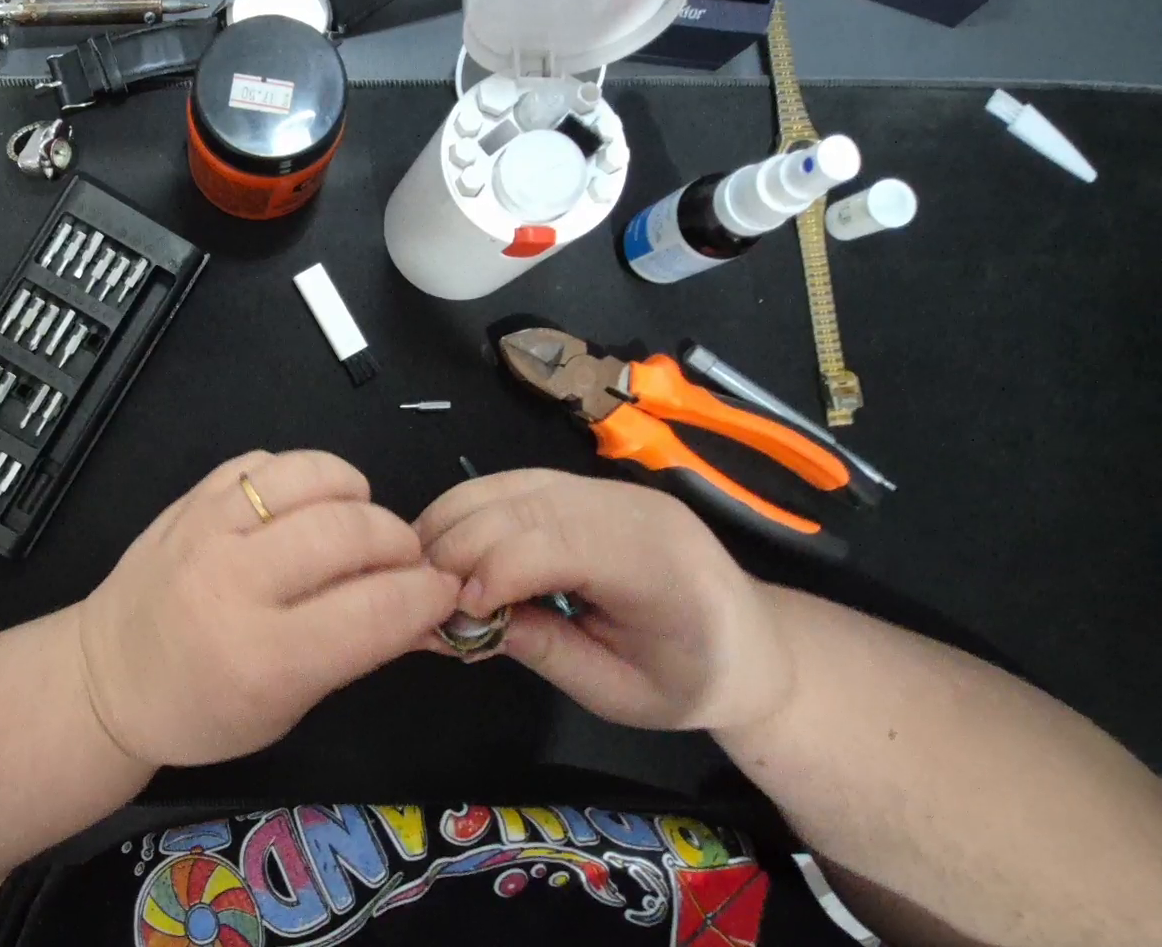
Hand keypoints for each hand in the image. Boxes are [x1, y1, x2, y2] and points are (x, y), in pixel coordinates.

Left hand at [77, 450, 460, 766]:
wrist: (108, 676)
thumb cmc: (202, 711)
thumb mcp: (288, 707)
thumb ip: (356, 649)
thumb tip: (420, 602)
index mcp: (264, 657)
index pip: (376, 609)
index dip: (427, 594)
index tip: (441, 590)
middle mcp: (234, 582)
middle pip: (348, 530)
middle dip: (399, 540)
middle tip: (402, 558)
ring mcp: (206, 529)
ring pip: (309, 476)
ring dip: (355, 493)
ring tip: (357, 519)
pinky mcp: (189, 499)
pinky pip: (263, 462)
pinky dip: (300, 477)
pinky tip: (302, 506)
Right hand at [415, 470, 793, 731]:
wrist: (755, 644)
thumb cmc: (691, 682)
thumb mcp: (617, 692)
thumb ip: (542, 648)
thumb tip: (462, 618)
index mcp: (656, 564)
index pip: (555, 542)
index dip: (493, 569)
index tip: (456, 613)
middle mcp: (630, 508)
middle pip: (519, 505)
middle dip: (457, 544)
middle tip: (420, 592)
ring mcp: (607, 488)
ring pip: (506, 483)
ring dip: (452, 519)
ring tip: (422, 566)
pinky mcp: (587, 486)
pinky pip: (512, 483)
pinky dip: (470, 509)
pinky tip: (449, 541)